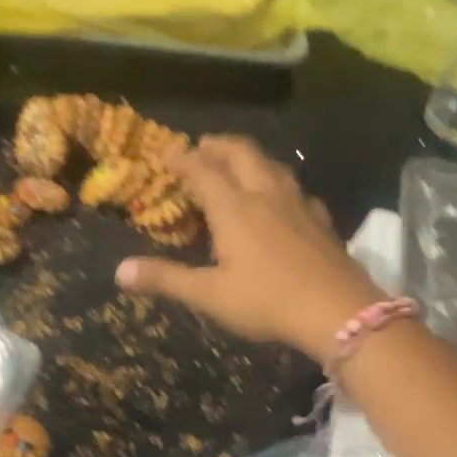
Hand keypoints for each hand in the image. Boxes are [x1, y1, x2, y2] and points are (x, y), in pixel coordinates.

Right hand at [116, 135, 387, 360]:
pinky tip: (282, 200)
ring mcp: (297, 204)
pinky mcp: (320, 220)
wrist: (337, 309)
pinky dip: (278, 184)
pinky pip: (295, 189)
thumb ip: (166, 279)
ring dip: (250, 158)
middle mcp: (265, 194)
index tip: (167, 154)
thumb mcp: (210, 295)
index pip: (202, 171)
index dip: (182, 160)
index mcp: (234, 207)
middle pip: (240, 153)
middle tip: (202, 148)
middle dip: (218, 146)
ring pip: (271, 165)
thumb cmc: (266, 301)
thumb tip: (120, 271)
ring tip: (238, 164)